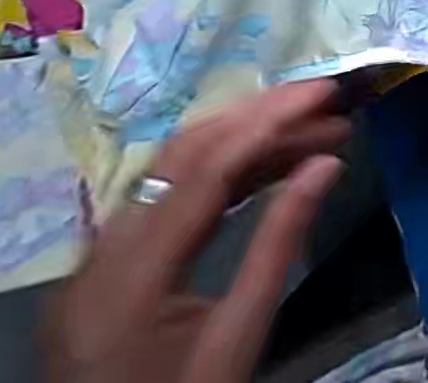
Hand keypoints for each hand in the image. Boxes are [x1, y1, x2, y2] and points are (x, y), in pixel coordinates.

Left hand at [43, 80, 352, 382]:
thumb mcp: (242, 334)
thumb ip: (281, 241)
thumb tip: (329, 163)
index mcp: (130, 280)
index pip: (203, 172)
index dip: (268, 122)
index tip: (323, 94)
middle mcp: (102, 254)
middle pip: (183, 155)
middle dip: (259, 116)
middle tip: (324, 98)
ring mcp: (99, 255)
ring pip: (175, 166)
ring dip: (245, 136)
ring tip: (312, 126)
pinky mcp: (110, 259)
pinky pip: (169, 192)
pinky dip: (224, 167)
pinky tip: (270, 160)